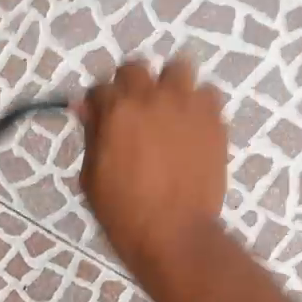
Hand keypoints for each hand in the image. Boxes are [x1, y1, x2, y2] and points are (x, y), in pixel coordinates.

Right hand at [77, 58, 227, 300]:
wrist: (173, 233)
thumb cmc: (123, 212)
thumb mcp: (92, 177)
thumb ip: (91, 137)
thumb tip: (86, 109)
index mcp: (117, 111)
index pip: (100, 89)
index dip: (97, 104)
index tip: (98, 118)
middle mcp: (153, 97)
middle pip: (136, 69)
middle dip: (128, 86)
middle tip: (130, 113)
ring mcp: (188, 105)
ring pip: (177, 70)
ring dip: (167, 85)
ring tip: (165, 112)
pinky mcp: (214, 119)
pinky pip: (206, 94)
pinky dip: (195, 105)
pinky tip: (189, 127)